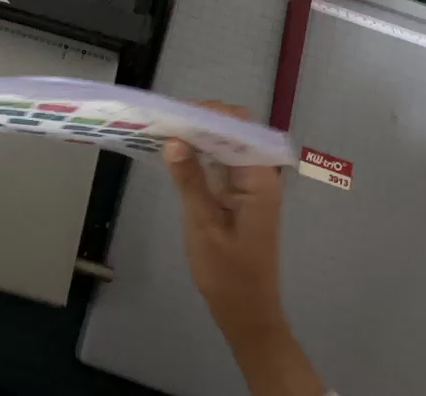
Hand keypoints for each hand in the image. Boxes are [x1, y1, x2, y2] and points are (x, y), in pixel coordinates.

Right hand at [164, 103, 324, 395]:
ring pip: (226, 143)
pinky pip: (222, 160)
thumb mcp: (203, 226)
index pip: (238, 127)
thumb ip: (190, 180)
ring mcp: (251, 183)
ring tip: (166, 129)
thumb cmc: (228, 274)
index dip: (208, 113)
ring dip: (199, 133)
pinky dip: (201, 151)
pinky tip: (178, 152)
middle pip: (234, 129)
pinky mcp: (240, 193)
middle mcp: (259, 174)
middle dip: (202, 119)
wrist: (248, 313)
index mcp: (258, 178)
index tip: (175, 112)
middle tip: (166, 119)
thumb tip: (173, 140)